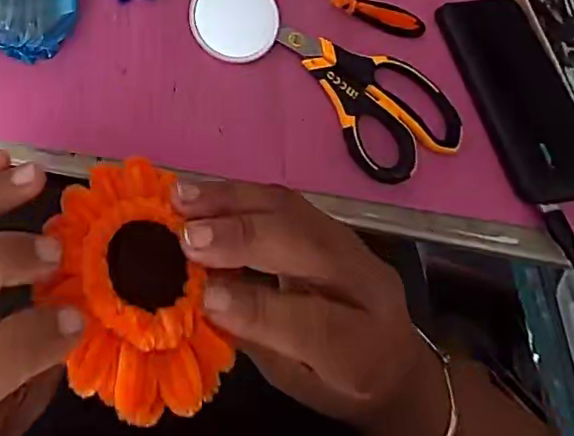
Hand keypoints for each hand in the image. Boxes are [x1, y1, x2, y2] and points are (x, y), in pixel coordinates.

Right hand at [173, 179, 448, 433]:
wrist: (392, 355)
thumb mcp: (299, 380)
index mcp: (364, 344)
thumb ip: (258, 338)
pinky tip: (204, 193)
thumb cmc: (338, 381)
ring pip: (290, 208)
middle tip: (186, 235)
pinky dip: (238, 193)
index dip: (258, 307)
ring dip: (230, 199)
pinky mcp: (329, 219)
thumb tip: (204, 297)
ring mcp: (350, 242)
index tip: (204, 295)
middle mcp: (366, 282)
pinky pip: (282, 199)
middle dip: (243, 235)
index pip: (314, 321)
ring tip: (182, 197)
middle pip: (306, 245)